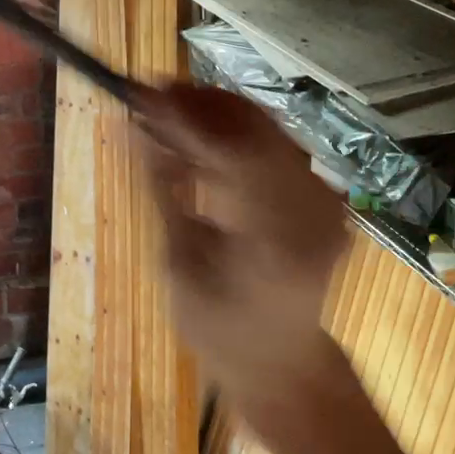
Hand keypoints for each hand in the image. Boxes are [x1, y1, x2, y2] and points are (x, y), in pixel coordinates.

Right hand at [134, 83, 347, 395]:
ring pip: (267, 127)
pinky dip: (235, 128)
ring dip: (215, 110)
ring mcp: (325, 203)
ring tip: (167, 108)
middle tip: (149, 91)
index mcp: (274, 242)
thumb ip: (162, 187)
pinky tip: (200, 133)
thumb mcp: (177, 261)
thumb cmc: (218, 327)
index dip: (185, 116)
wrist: (282, 362)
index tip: (140, 91)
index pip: (231, 154)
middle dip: (199, 102)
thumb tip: (128, 126)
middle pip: (256, 129)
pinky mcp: (324, 195)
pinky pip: (276, 142)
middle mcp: (311, 214)